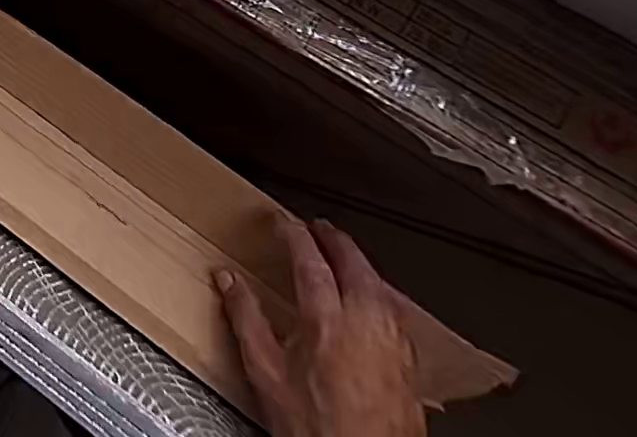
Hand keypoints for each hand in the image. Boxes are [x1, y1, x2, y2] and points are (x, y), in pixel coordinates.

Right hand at [214, 219, 422, 436]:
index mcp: (326, 319)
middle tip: (316, 226)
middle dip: (333, 238)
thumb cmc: (317, 430)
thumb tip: (227, 280)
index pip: (309, 257)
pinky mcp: (409, 366)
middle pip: (353, 262)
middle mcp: (365, 324)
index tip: (282, 221)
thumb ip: (245, 317)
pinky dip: (378, 290)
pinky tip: (373, 299)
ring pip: (379, 284)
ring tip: (344, 253)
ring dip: (358, 261)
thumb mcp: (266, 372)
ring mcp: (392, 344)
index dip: (293, 233)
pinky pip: (395, 311)